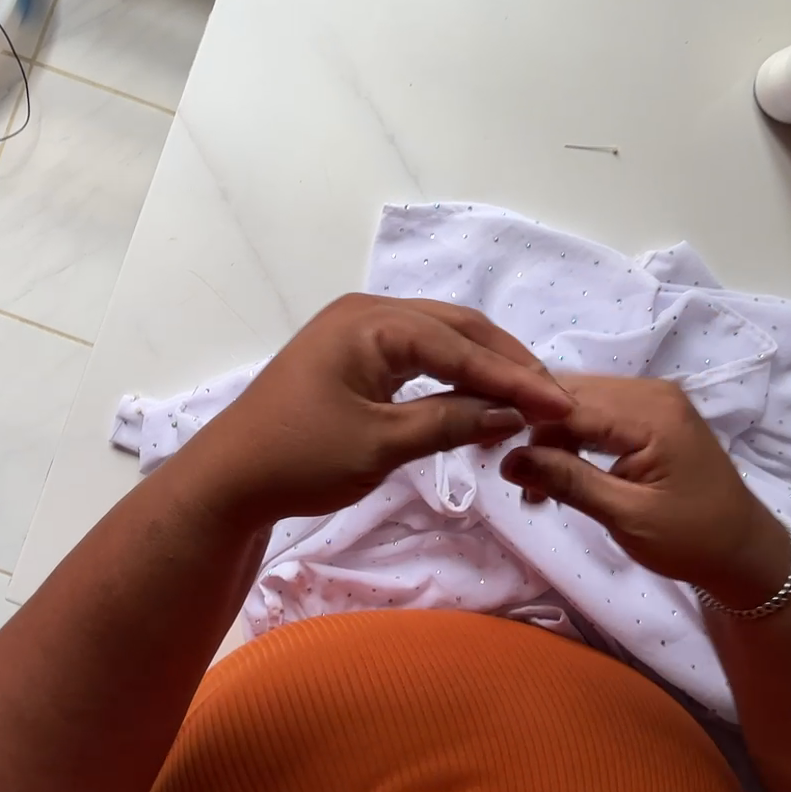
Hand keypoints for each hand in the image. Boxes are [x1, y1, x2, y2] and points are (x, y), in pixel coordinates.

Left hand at [177, 294, 574, 525]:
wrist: (230, 479)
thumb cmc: (300, 458)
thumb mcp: (382, 443)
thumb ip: (451, 421)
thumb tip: (511, 415)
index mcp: (371, 322)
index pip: (459, 345)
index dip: (514, 378)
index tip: (560, 407)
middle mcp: (367, 312)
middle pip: (455, 329)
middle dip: (505, 364)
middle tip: (550, 400)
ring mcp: (358, 331)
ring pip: (438, 340)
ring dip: (481, 369)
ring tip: (525, 400)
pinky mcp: (354, 354)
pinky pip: (416, 356)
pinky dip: (451, 376)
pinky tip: (477, 398)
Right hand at [499, 376, 790, 609]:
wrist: (745, 553)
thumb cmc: (692, 540)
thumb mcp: (626, 516)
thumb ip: (567, 481)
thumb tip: (508, 460)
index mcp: (650, 412)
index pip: (568, 403)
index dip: (526, 424)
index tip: (493, 454)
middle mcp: (650, 391)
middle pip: (569, 395)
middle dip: (535, 431)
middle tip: (516, 478)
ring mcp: (651, 398)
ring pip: (577, 402)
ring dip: (551, 437)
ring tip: (537, 485)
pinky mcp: (648, 411)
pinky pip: (595, 412)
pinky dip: (572, 438)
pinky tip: (561, 470)